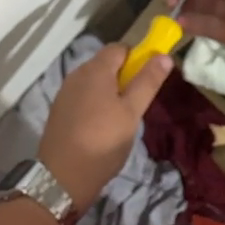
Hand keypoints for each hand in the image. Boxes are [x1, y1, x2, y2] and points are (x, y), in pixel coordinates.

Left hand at [37, 44, 171, 212]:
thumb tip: (163, 55)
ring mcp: (66, 91)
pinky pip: (83, 96)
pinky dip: (95, 103)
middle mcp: (77, 73)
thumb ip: (147, 82)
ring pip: (94, 81)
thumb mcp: (131, 113)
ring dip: (110, 92)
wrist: (63, 176)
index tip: (148, 80)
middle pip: (106, 64)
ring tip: (121, 119)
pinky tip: (101, 128)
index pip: (120, 48)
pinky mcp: (60, 109)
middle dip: (124, 77)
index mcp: (95, 69)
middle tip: (137, 105)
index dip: (137, 58)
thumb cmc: (103, 141)